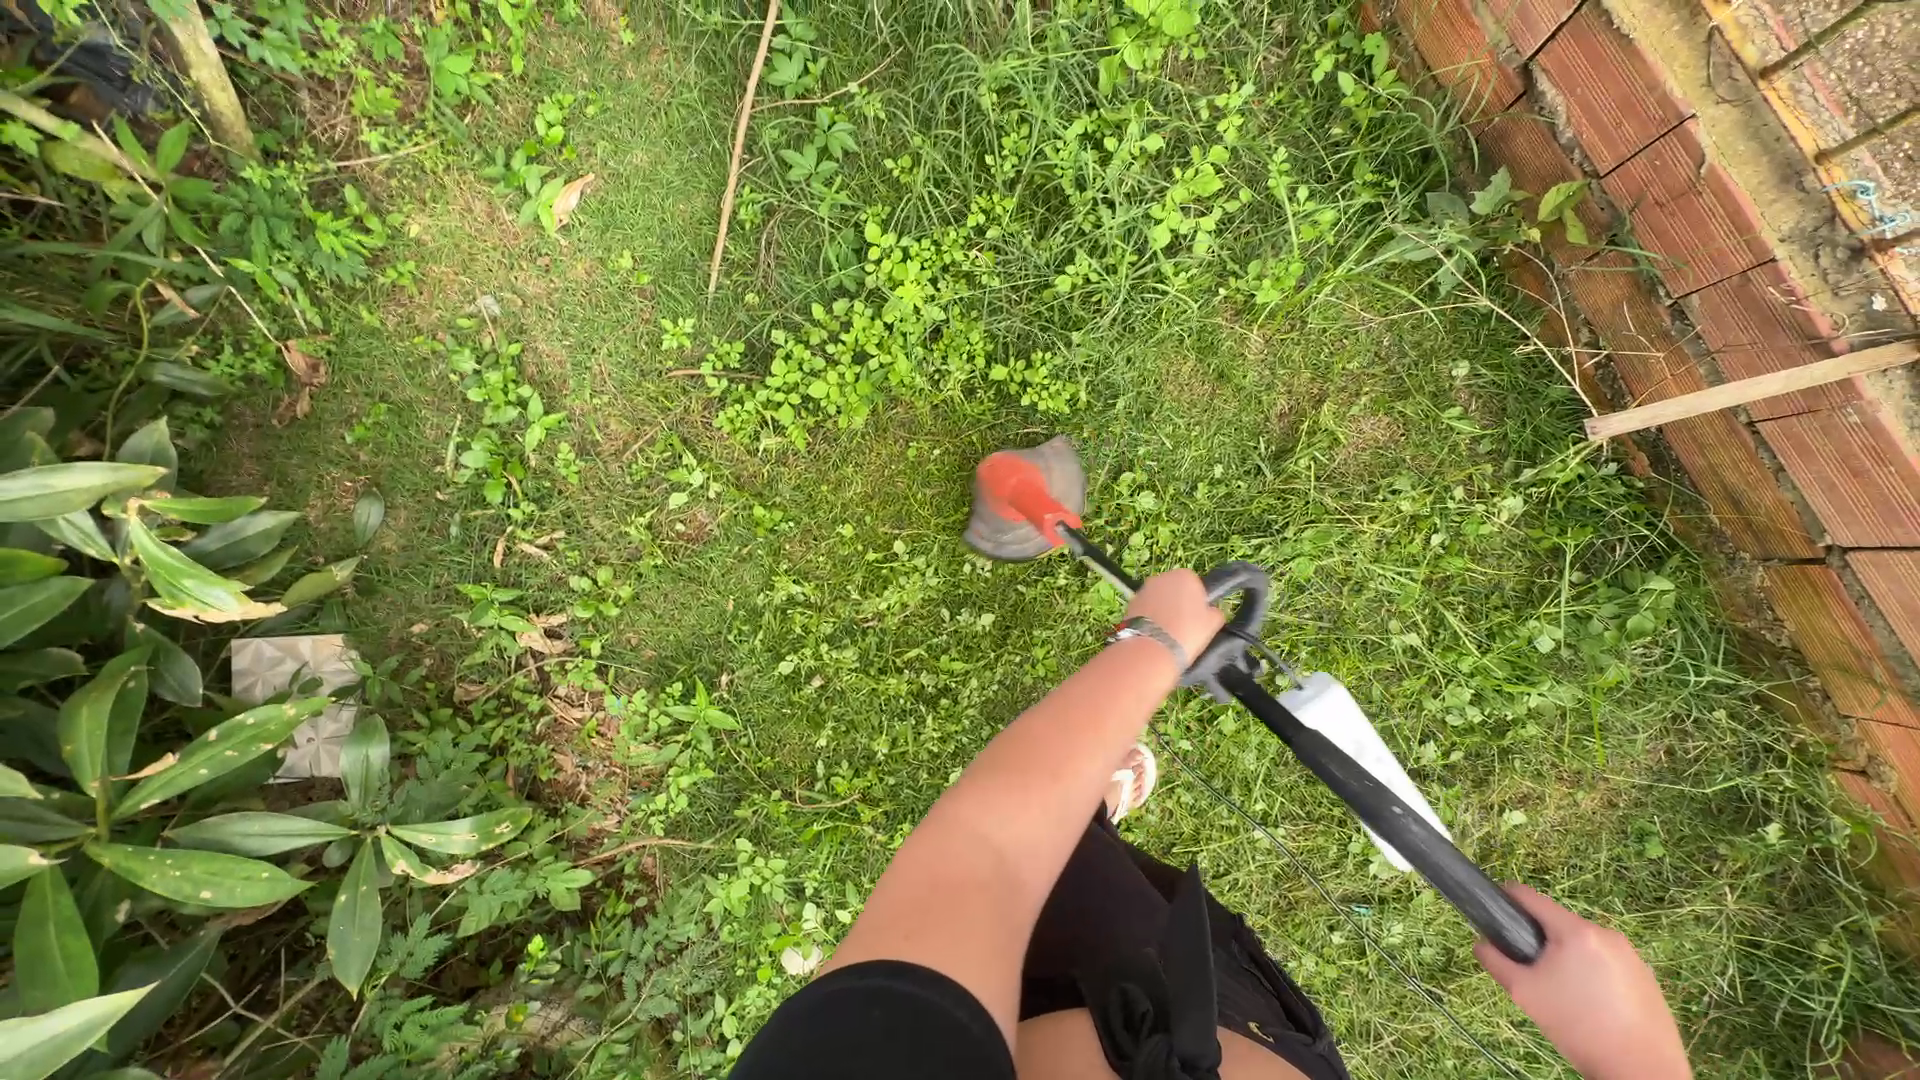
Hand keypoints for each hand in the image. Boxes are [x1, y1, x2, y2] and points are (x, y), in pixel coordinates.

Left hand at [1124, 569, 1224, 663]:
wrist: (1151, 648)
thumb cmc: (1187, 632)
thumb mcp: (1213, 623)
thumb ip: (1215, 612)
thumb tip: (1211, 611)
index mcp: (1185, 575)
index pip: (1195, 583)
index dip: (1197, 600)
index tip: (1198, 616)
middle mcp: (1162, 577)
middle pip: (1174, 588)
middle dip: (1178, 602)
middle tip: (1184, 624)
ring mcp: (1143, 589)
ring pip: (1158, 598)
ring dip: (1163, 609)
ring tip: (1168, 631)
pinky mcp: (1130, 603)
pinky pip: (1145, 608)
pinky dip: (1150, 617)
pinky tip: (1154, 633)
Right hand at [1476, 885, 1689, 1079]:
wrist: (1642, 1074)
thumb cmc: (1577, 1027)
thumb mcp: (1523, 992)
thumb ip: (1494, 959)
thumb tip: (1482, 943)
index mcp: (1575, 931)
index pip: (1528, 895)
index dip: (1504, 899)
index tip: (1494, 918)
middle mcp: (1606, 934)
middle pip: (1556, 921)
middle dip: (1539, 939)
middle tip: (1534, 972)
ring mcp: (1632, 955)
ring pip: (1582, 942)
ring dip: (1566, 956)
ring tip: (1564, 992)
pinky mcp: (1647, 977)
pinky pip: (1606, 961)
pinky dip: (1592, 972)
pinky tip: (1592, 1004)